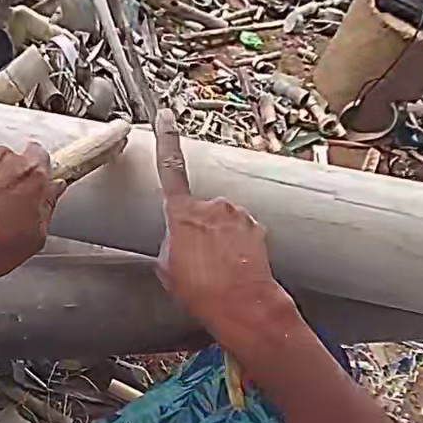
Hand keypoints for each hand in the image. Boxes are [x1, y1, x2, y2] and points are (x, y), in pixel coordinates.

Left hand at [0, 142, 60, 286]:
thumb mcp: (34, 237)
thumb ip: (47, 206)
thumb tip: (50, 192)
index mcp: (34, 175)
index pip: (41, 157)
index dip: (35, 174)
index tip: (30, 186)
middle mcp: (7, 158)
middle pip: (12, 160)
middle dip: (8, 178)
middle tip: (0, 207)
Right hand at [153, 110, 292, 337]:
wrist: (242, 305)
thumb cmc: (202, 290)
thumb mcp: (166, 268)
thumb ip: (169, 242)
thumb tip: (177, 238)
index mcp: (183, 213)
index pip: (170, 168)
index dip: (166, 140)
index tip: (165, 117)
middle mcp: (213, 206)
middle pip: (198, 210)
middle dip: (196, 228)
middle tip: (196, 259)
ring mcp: (238, 215)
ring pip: (221, 221)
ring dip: (217, 239)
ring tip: (216, 268)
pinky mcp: (256, 226)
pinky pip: (239, 231)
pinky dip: (235, 246)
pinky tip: (233, 267)